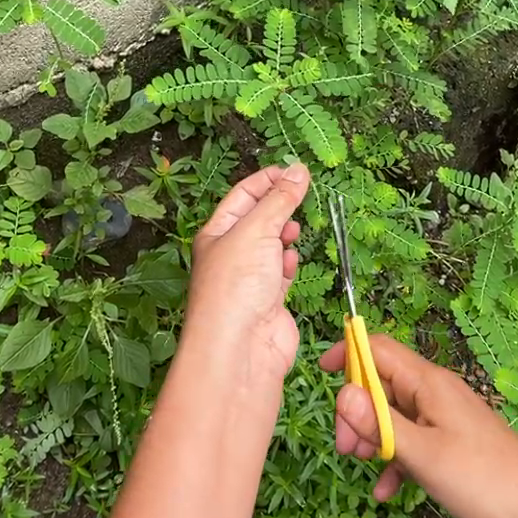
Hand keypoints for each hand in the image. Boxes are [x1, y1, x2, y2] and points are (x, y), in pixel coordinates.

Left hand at [183, 164, 308, 385]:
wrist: (241, 348)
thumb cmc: (236, 286)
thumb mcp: (258, 229)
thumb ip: (280, 199)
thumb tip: (298, 170)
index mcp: (216, 233)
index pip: (242, 195)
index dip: (266, 180)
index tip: (293, 169)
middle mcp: (230, 254)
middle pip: (257, 219)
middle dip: (278, 206)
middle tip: (301, 195)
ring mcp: (249, 279)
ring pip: (270, 246)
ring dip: (284, 235)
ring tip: (294, 229)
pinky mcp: (268, 301)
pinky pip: (280, 273)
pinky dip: (288, 264)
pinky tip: (291, 260)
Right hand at [320, 333, 517, 517]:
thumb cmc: (483, 480)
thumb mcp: (422, 454)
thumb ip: (379, 424)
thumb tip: (341, 393)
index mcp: (428, 382)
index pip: (378, 347)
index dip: (347, 352)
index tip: (321, 372)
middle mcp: (435, 390)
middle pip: (382, 382)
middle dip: (356, 409)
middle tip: (344, 446)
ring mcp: (445, 415)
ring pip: (395, 412)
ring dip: (373, 435)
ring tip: (360, 465)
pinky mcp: (452, 440)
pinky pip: (413, 438)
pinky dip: (395, 457)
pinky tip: (388, 489)